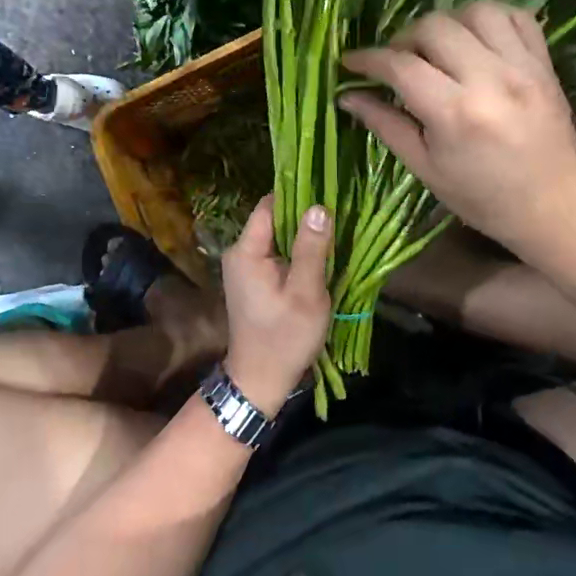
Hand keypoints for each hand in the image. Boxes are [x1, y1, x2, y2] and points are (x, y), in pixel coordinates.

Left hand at [220, 196, 332, 415]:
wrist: (261, 379)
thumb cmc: (285, 337)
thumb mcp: (306, 293)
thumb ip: (311, 249)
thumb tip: (318, 206)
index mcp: (246, 251)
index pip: (269, 206)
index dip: (297, 198)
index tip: (327, 197)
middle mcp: (239, 253)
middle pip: (272, 220)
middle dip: (303, 218)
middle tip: (336, 219)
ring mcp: (244, 267)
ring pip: (276, 238)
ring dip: (301, 238)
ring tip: (332, 237)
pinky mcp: (252, 280)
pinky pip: (275, 254)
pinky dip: (294, 254)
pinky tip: (317, 259)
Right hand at [340, 2, 575, 269]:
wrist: (553, 206)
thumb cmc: (481, 196)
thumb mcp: (423, 167)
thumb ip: (384, 124)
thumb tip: (346, 95)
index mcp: (456, 113)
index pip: (400, 66)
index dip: (368, 59)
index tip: (351, 62)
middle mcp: (491, 80)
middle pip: (434, 26)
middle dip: (404, 38)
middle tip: (397, 61)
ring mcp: (523, 67)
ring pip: (476, 11)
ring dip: (447, 23)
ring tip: (437, 48)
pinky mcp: (545, 63)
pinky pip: (516, 16)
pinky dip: (489, 19)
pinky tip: (474, 39)